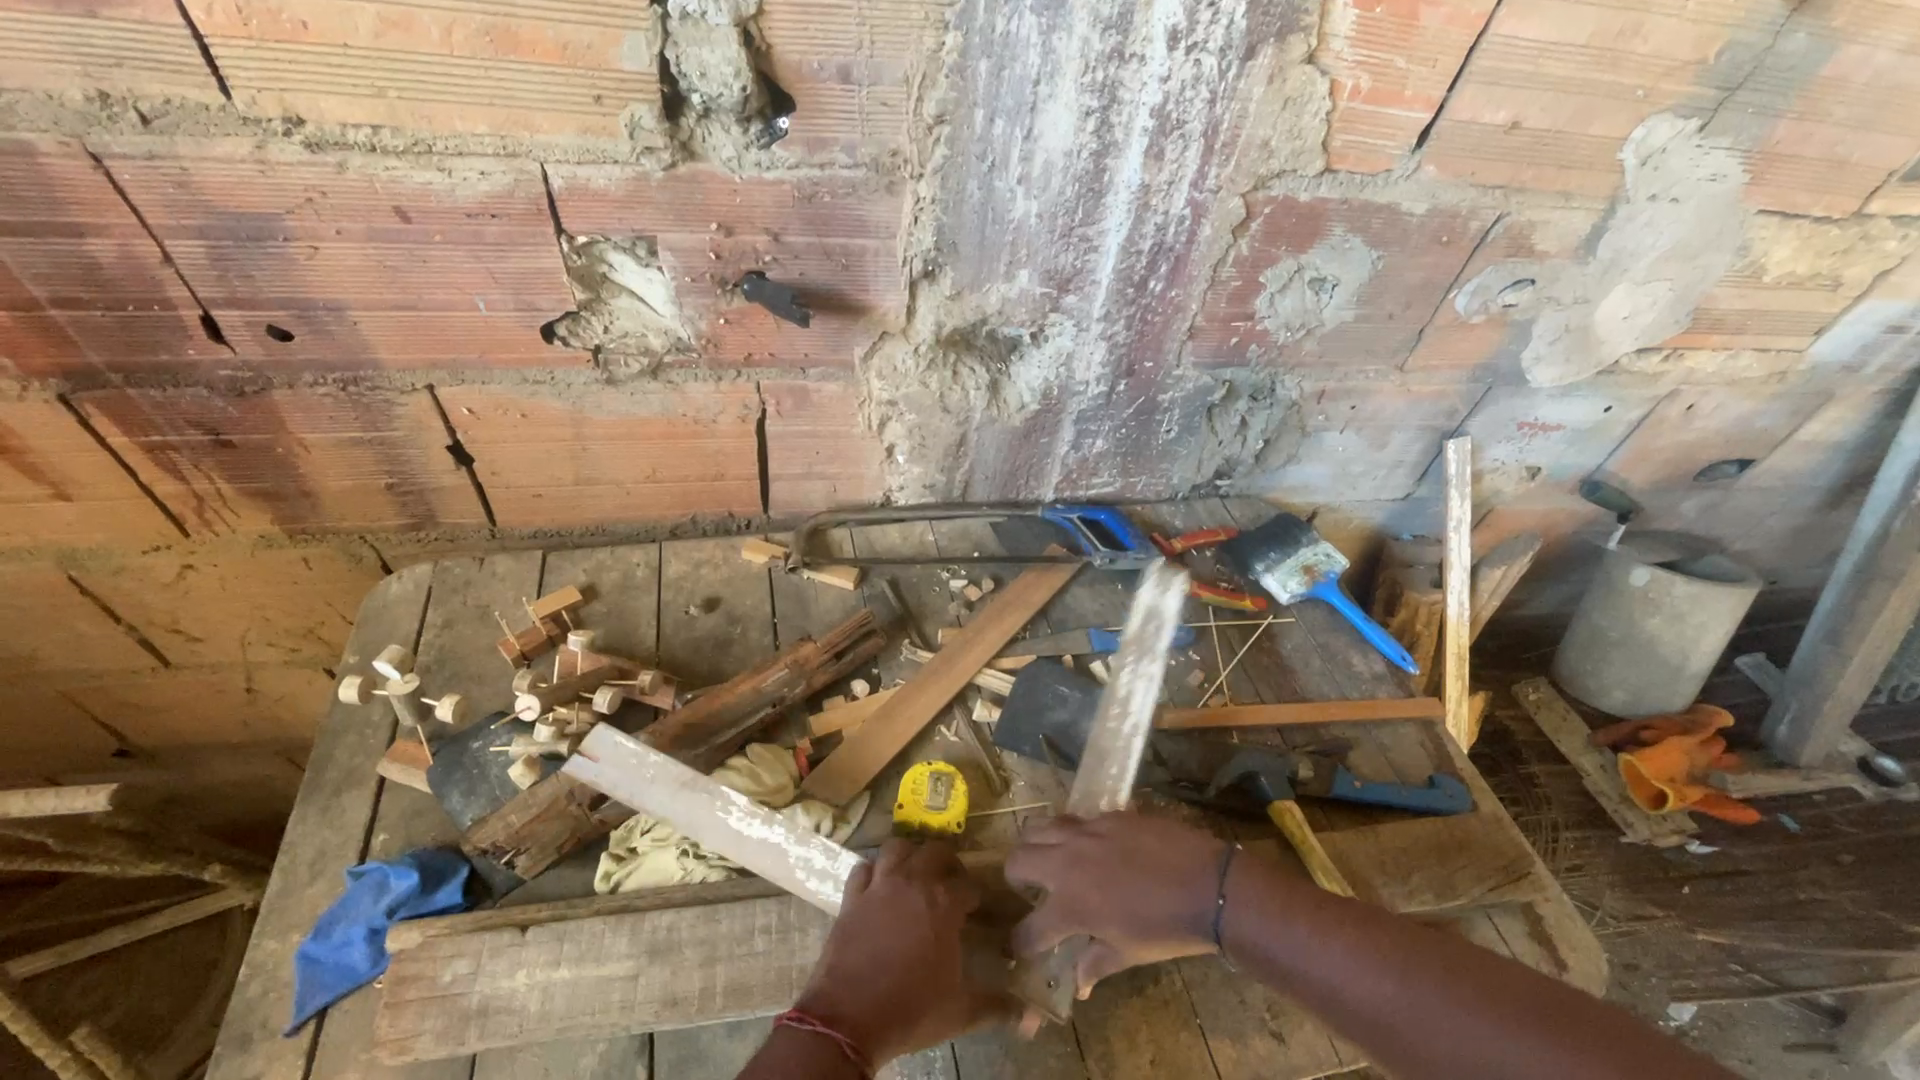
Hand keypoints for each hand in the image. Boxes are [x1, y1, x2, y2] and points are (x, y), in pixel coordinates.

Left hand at [795, 839, 1009, 1063]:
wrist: (849, 1018)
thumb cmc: (911, 1010)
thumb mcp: (961, 1011)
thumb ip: (998, 1007)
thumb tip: (1035, 1020)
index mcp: (945, 903)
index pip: (969, 885)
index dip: (976, 895)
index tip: (977, 908)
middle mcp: (913, 883)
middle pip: (934, 851)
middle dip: (947, 861)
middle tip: (950, 881)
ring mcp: (879, 887)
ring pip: (896, 847)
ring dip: (908, 854)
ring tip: (915, 872)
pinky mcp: (851, 898)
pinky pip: (862, 869)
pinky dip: (872, 871)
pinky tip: (878, 885)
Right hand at [1005, 812, 1227, 998]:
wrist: (1210, 885)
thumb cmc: (1168, 929)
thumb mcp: (1129, 954)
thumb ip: (1095, 964)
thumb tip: (1078, 983)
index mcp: (1069, 906)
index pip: (1027, 929)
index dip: (1020, 944)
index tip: (1021, 948)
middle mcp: (1067, 863)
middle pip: (1016, 860)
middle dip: (1016, 879)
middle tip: (1032, 891)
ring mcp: (1087, 832)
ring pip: (1038, 827)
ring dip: (1037, 845)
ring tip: (1052, 859)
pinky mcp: (1108, 815)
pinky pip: (1076, 818)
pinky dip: (1073, 833)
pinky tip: (1092, 846)